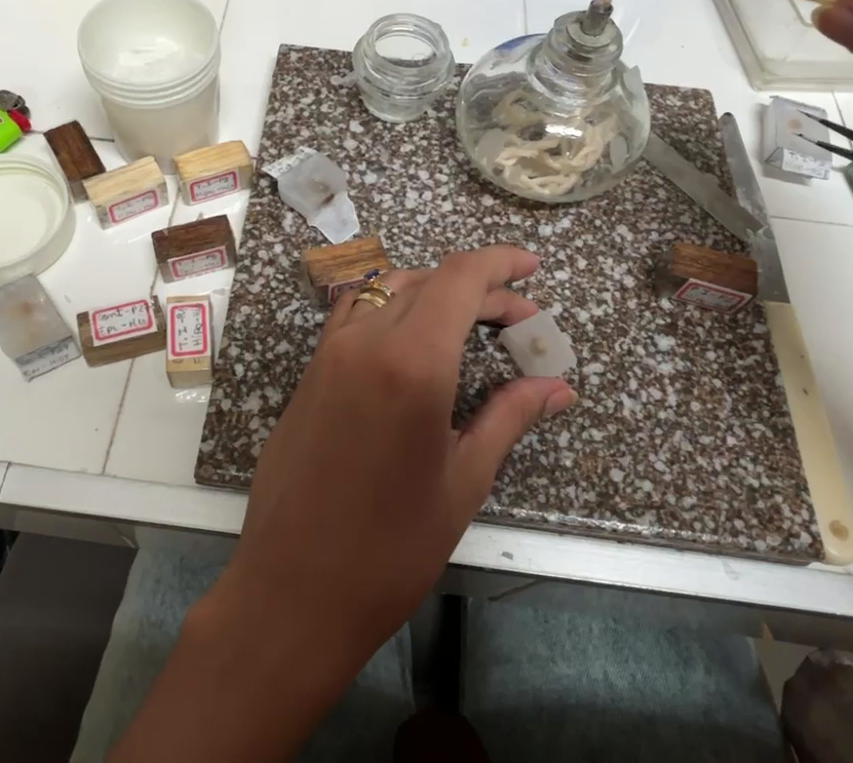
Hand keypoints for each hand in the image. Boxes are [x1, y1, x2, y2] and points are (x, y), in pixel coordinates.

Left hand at [110, 246, 570, 761]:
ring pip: (385, 291)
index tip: (533, 268)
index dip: (500, 263)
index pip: (459, 279)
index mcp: (410, 361)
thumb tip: (558, 386)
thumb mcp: (463, 480)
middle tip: (517, 324)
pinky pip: (351, 316)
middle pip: (427, 282)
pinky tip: (410, 343)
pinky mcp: (308, 375)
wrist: (294, 588)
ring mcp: (327, 355)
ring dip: (430, 292)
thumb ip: (510, 417)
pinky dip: (389, 309)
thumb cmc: (391, 546)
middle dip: (478, 290)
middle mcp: (363, 341)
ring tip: (469, 324)